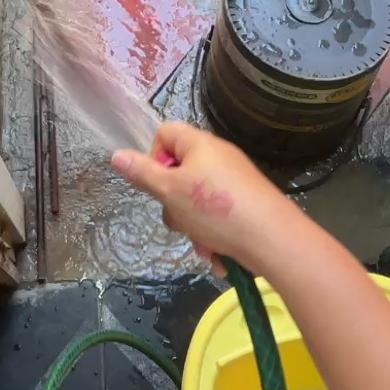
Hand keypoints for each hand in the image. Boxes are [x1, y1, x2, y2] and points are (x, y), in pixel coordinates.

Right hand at [111, 122, 307, 274]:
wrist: (274, 239)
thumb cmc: (216, 209)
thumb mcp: (171, 192)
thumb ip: (142, 174)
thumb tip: (116, 155)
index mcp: (199, 144)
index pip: (165, 133)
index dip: (154, 158)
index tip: (157, 185)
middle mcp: (217, 156)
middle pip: (179, 172)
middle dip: (175, 204)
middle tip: (180, 220)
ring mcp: (234, 180)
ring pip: (197, 200)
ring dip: (194, 227)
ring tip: (204, 246)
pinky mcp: (247, 203)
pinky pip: (218, 215)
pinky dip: (214, 235)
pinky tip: (220, 256)